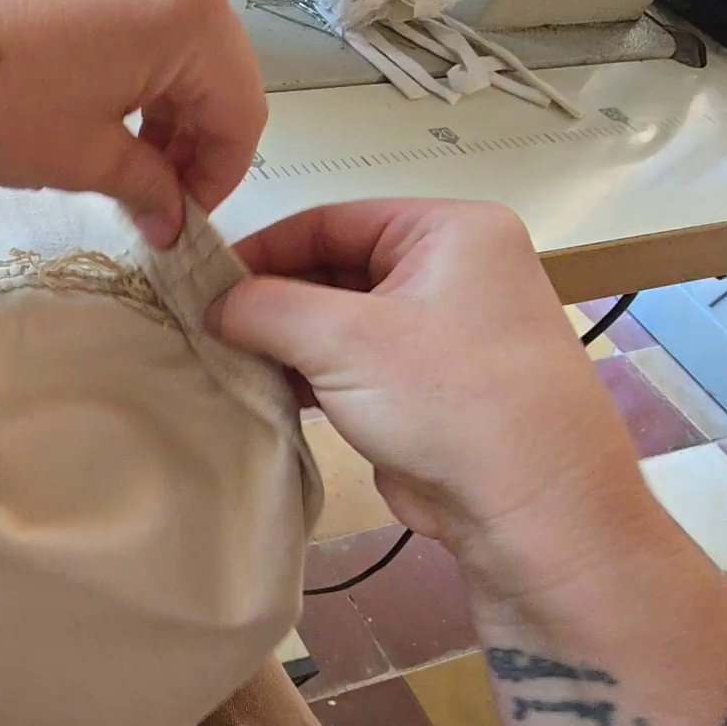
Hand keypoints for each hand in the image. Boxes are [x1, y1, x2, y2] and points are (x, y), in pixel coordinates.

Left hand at [0, 0, 265, 246]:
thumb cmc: (3, 101)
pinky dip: (139, 85)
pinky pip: (143, 34)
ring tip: (128, 170)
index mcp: (194, 19)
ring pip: (181, 58)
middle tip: (155, 204)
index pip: (241, 115)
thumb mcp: (84, 158)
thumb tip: (173, 219)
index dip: (219, 180)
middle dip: (192, 151)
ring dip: (166, 120)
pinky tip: (106, 123)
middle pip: (217, 80)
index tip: (185, 223)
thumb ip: (146, 188)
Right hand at [206, 200, 661, 592]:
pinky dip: (297, 371)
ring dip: (275, 339)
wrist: (525, 503)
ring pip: (328, 320)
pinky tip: (257, 385)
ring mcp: (428, 330)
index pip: (329, 221)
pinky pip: (338, 361)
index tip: (201, 281)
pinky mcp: (411, 383)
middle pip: (326, 269)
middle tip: (202, 323)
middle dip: (265, 299)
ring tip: (218, 356)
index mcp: (447, 231)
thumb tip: (210, 305)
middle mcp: (442, 271)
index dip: (261, 249)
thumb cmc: (446, 397)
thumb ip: (264, 308)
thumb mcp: (343, 338)